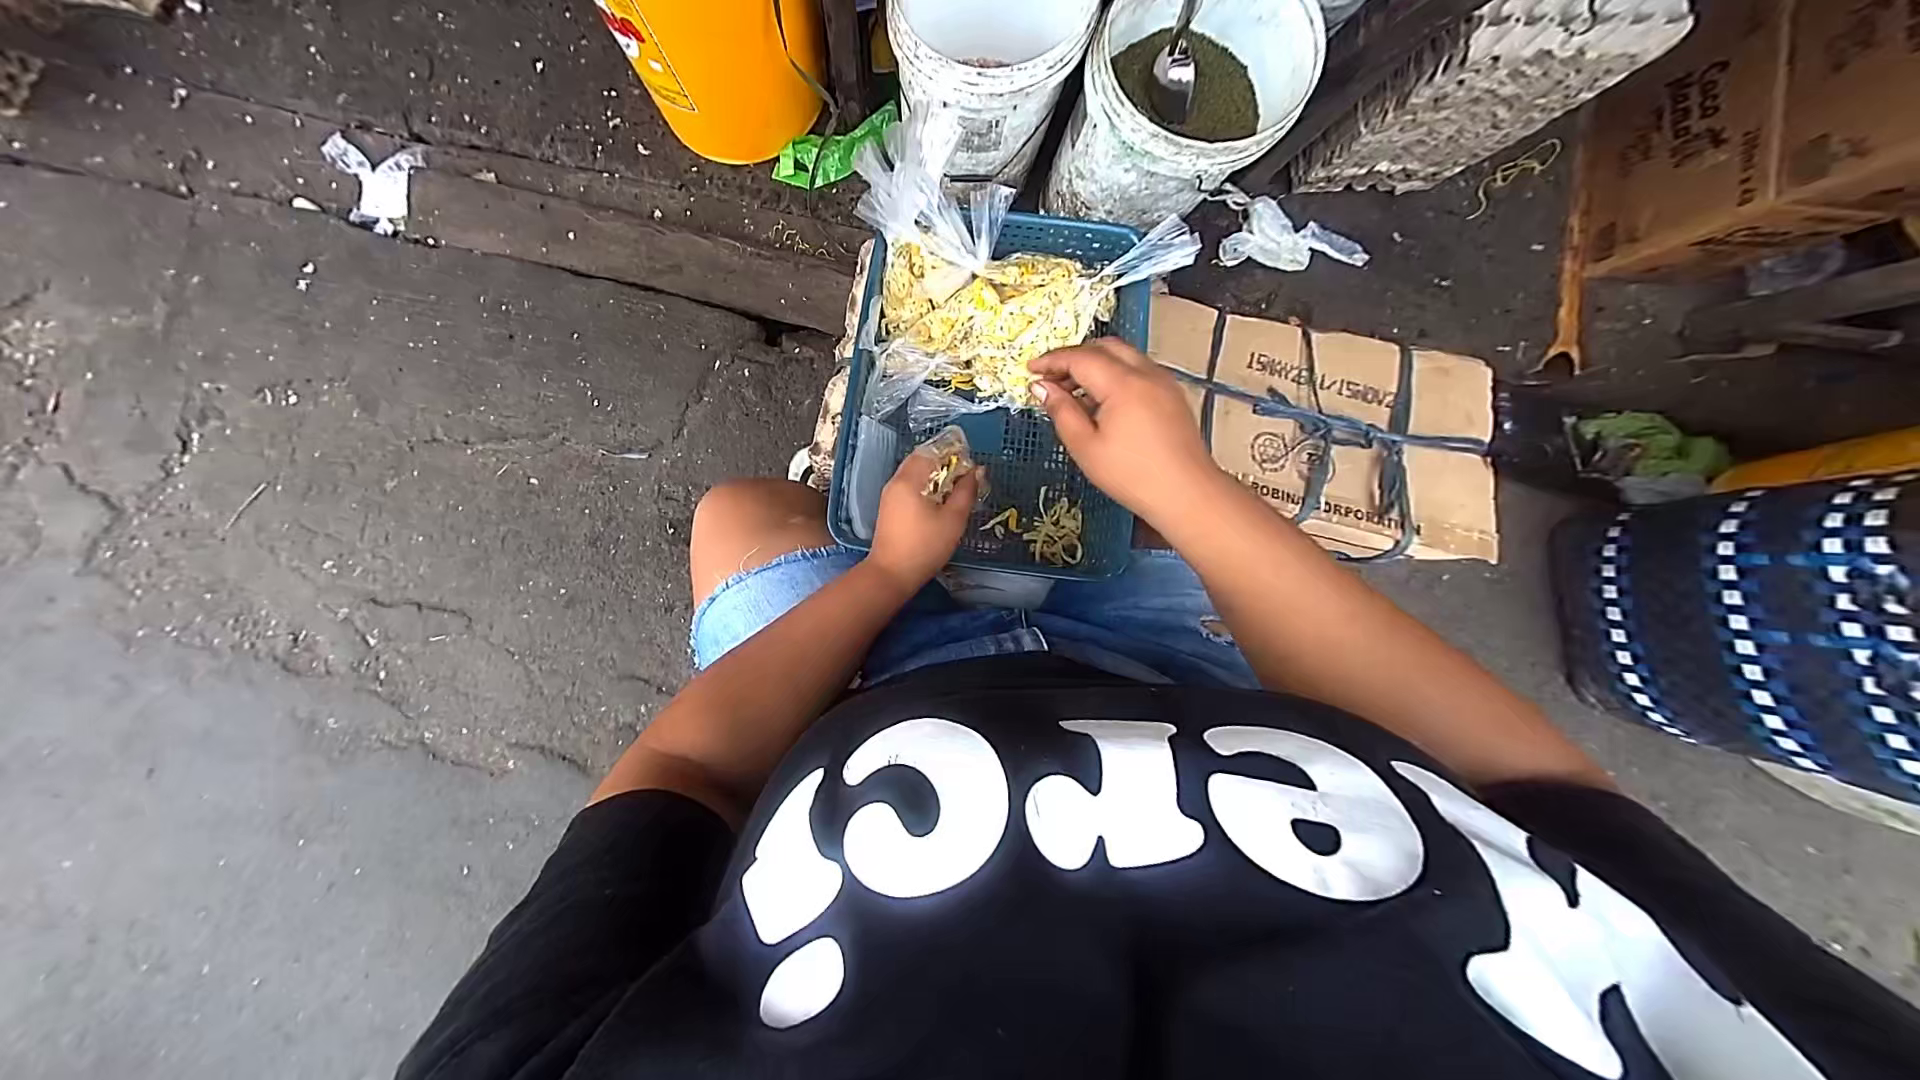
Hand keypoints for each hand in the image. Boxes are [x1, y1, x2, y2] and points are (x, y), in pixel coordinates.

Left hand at [867, 449, 981, 589]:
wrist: (891, 574)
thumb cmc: (924, 547)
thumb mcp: (953, 520)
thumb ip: (966, 492)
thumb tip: (976, 471)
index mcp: (909, 480)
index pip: (931, 451)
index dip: (952, 452)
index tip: (970, 461)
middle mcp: (896, 482)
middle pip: (921, 460)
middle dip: (944, 462)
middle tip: (966, 473)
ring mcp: (890, 496)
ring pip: (915, 474)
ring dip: (935, 475)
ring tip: (956, 487)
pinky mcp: (890, 509)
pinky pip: (910, 487)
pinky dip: (926, 487)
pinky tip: (940, 501)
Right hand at [1028, 338, 1225, 526]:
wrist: (1186, 492)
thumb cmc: (1132, 475)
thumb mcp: (1085, 447)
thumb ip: (1061, 411)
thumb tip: (1042, 388)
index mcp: (1123, 384)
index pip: (1080, 357)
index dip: (1051, 360)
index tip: (1031, 370)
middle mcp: (1146, 373)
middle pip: (1104, 347)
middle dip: (1073, 357)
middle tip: (1049, 378)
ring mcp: (1163, 381)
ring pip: (1123, 356)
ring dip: (1094, 364)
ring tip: (1072, 392)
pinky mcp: (1171, 394)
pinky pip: (1137, 370)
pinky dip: (1114, 375)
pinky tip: (1101, 402)